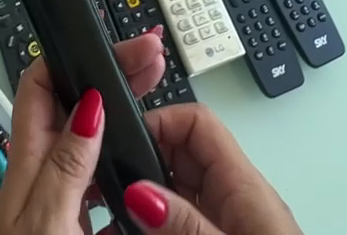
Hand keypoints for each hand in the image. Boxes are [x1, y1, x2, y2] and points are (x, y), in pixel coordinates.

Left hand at [0, 30, 168, 234]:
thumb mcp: (46, 222)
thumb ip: (66, 167)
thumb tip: (91, 105)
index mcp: (27, 164)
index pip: (39, 86)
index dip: (72, 58)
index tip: (117, 48)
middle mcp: (41, 174)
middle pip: (74, 106)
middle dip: (111, 76)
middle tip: (150, 58)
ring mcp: (59, 197)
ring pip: (93, 140)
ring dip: (123, 113)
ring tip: (154, 90)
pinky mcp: (75, 222)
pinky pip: (103, 176)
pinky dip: (126, 157)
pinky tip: (146, 155)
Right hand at [121, 103, 301, 234]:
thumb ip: (186, 227)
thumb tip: (139, 192)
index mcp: (243, 187)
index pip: (198, 124)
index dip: (160, 121)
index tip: (121, 141)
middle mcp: (234, 198)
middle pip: (181, 155)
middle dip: (141, 162)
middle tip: (102, 184)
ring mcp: (227, 225)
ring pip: (176, 191)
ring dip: (144, 200)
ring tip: (109, 218)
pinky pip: (181, 223)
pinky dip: (154, 225)